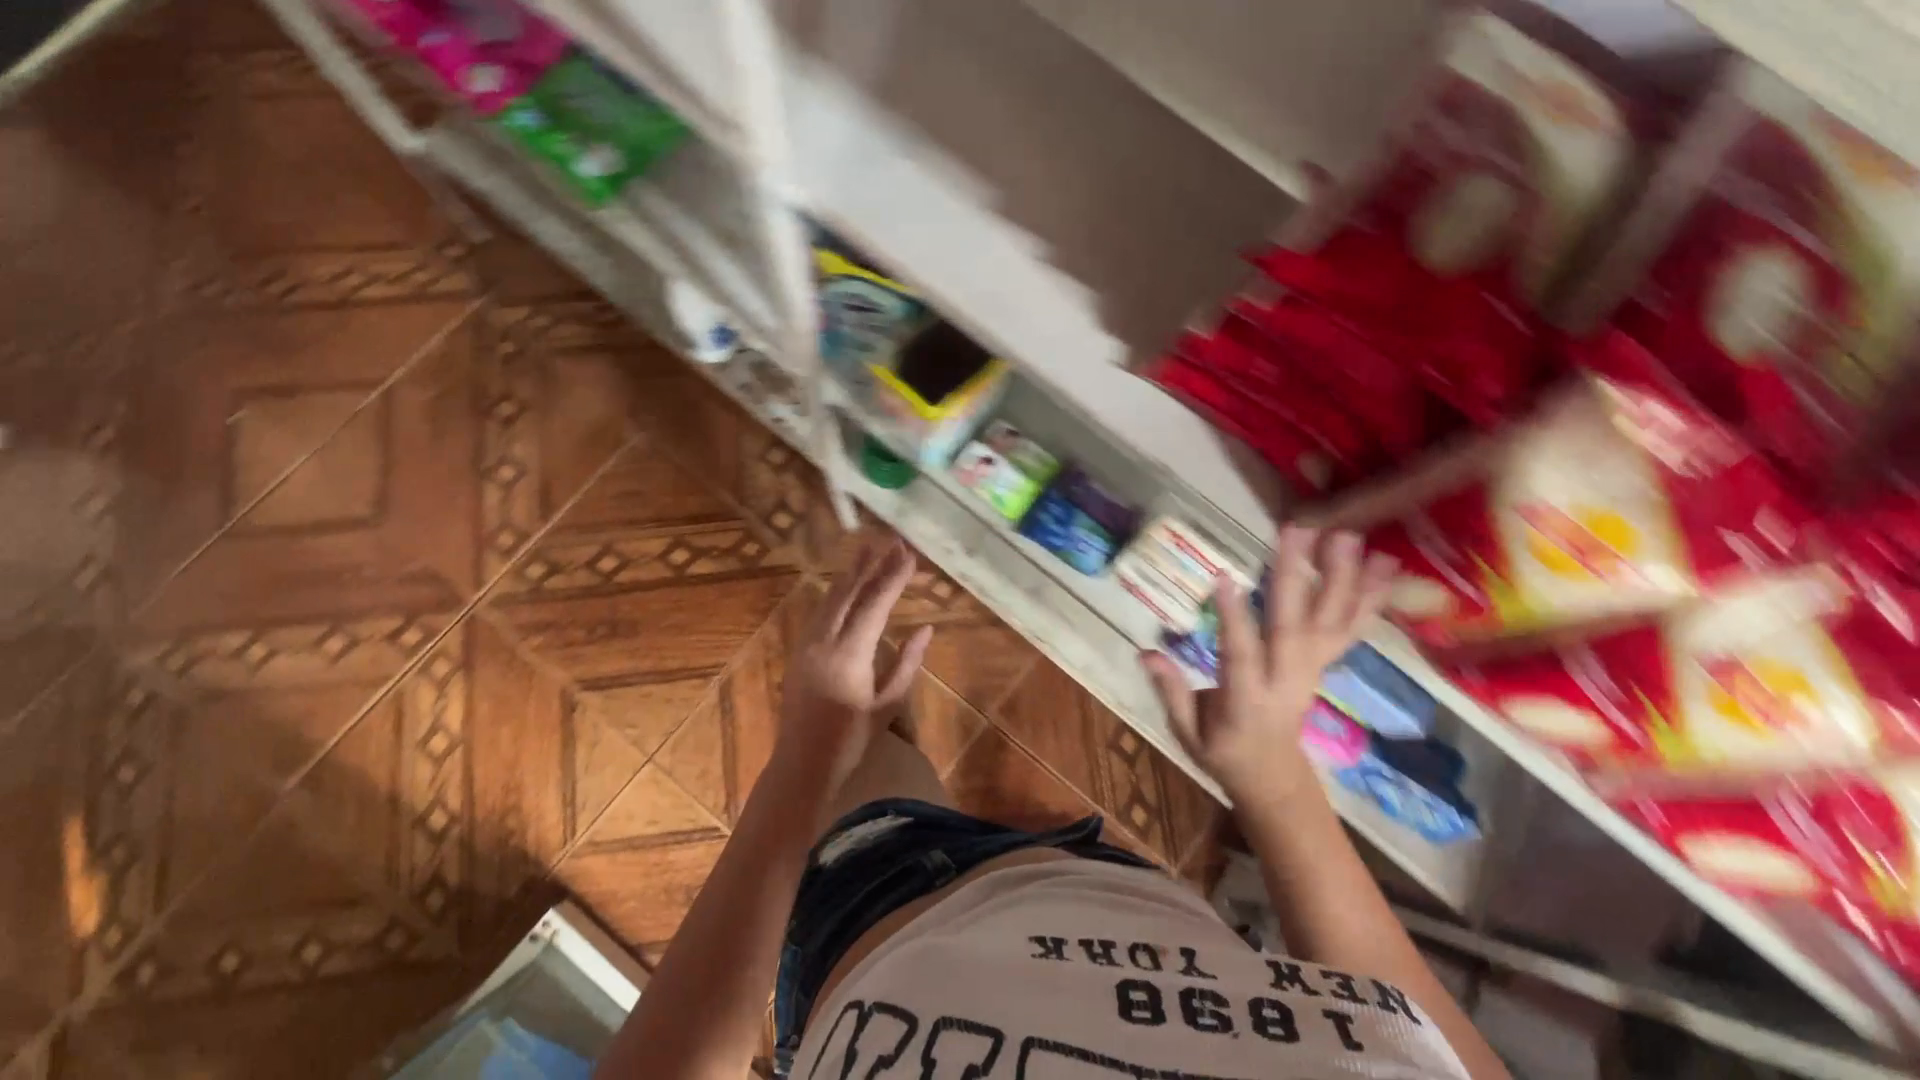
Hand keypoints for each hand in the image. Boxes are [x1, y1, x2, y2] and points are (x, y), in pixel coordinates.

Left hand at [775, 537, 932, 791]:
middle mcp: (825, 640)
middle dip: (871, 566)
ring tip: (866, 551)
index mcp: (850, 653)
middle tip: (890, 541)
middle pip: (850, 593)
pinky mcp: (799, 652)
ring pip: (830, 599)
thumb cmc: (850, 740)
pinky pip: (820, 613)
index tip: (910, 555)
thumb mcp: (887, 704)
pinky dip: (836, 594)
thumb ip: (907, 663)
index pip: (875, 604)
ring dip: (850, 575)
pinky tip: (844, 587)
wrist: (802, 763)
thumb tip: (926, 629)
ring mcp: (807, 644)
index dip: (893, 578)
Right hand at [1142, 527, 1396, 810]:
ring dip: (1341, 577)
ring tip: (1347, 536)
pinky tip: (1385, 565)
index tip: (1223, 577)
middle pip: (1292, 626)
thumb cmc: (1223, 753)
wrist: (1273, 778)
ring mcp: (1311, 671)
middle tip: (1295, 531)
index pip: (1240, 654)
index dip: (1232, 618)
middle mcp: (1286, 680)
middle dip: (1294, 577)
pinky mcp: (1324, 664)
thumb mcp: (1187, 733)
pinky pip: (1350, 630)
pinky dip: (1369, 597)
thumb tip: (1145, 652)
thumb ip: (1172, 692)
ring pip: (1329, 622)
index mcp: (1247, 699)